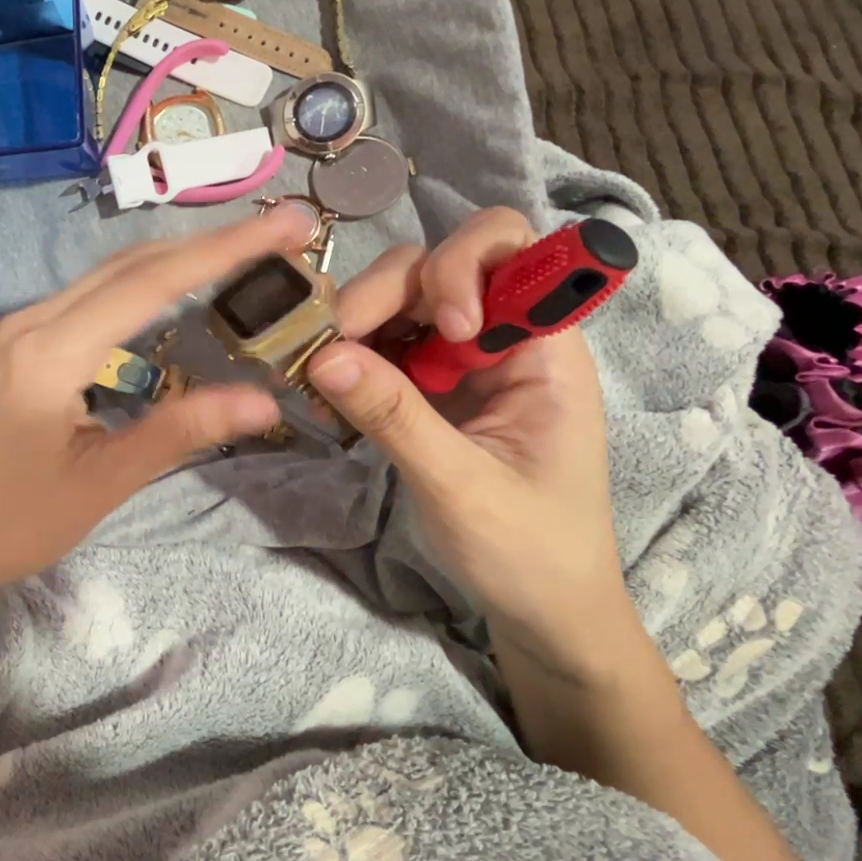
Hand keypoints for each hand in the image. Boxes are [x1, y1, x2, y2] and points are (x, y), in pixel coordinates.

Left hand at [0, 208, 319, 620]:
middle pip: (130, 266)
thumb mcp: (103, 481)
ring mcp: (20, 330)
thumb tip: (265, 400)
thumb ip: (180, 432)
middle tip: (281, 229)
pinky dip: (141, 287)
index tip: (289, 222)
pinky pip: (88, 299)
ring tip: (243, 252)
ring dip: (175, 260)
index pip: (151, 284)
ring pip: (108, 276)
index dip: (225, 249)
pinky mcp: (19, 346)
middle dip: (209, 243)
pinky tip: (175, 293)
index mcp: (51, 352)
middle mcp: (32, 323)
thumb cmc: (14, 522)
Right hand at [306, 208, 635, 678]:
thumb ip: (395, 415)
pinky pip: (378, 346)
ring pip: (396, 303)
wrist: (539, 608)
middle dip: (380, 296)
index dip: (462, 266)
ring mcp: (457, 361)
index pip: (508, 252)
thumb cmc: (528, 549)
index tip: (440, 329)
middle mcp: (498, 337)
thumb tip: (322, 353)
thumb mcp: (461, 485)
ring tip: (317, 376)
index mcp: (544, 348)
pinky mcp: (425, 386)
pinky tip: (324, 395)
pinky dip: (345, 358)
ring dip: (353, 326)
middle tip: (332, 348)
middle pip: (434, 268)